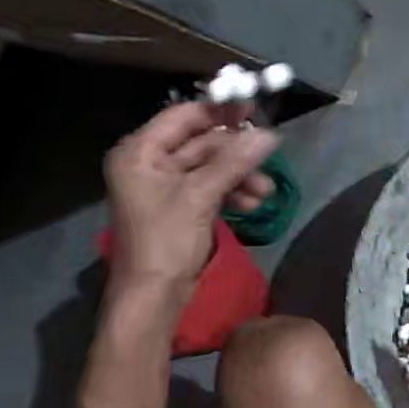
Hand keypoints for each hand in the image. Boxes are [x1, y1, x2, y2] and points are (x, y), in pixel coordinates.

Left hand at [102, 102, 277, 292]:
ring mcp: (163, 189)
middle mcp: (147, 165)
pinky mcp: (177, 211)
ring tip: (265, 190)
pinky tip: (253, 203)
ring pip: (207, 169)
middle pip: (198, 144)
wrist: (153, 298)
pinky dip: (228, 193)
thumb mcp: (200, 197)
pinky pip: (206, 190)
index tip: (254, 109)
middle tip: (268, 156)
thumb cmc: (166, 242)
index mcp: (139, 152)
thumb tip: (269, 135)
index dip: (219, 111)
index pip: (182, 117)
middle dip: (234, 153)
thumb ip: (233, 162)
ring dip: (237, 176)